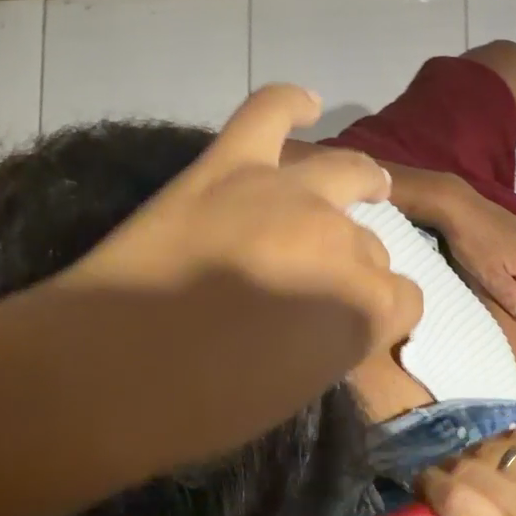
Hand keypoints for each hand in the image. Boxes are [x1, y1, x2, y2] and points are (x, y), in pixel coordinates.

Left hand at [50, 84, 423, 462]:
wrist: (112, 375)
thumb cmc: (201, 412)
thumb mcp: (289, 397)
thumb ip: (326, 350)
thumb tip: (325, 326)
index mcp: (362, 313)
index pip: (403, 303)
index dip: (381, 318)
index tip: (354, 329)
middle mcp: (340, 244)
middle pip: (369, 247)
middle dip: (353, 270)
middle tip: (316, 290)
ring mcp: (284, 195)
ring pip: (344, 175)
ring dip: (358, 185)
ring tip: (361, 190)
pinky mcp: (226, 166)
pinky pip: (268, 111)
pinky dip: (289, 103)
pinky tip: (305, 103)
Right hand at [418, 429, 515, 515]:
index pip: (455, 500)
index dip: (430, 485)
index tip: (423, 487)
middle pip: (468, 468)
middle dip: (447, 469)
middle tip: (447, 479)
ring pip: (491, 446)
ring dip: (475, 455)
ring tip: (479, 470)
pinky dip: (502, 444)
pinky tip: (506, 459)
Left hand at [439, 189, 515, 320]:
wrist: (458, 207)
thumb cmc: (473, 246)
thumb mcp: (489, 277)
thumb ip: (510, 295)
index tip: (507, 302)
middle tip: (494, 290)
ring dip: (512, 273)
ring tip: (488, 274)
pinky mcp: (511, 223)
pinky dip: (506, 258)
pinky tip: (486, 256)